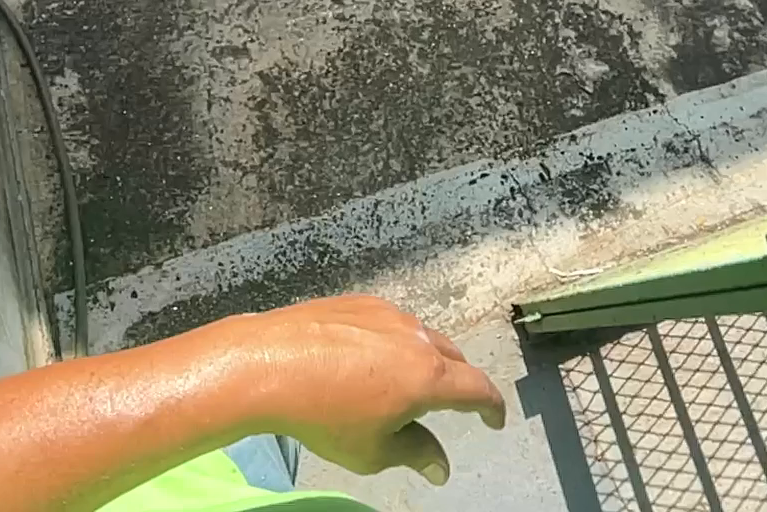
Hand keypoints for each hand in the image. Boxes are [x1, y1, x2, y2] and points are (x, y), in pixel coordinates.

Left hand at [203, 295, 507, 484]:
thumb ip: (416, 453)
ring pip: (420, 335)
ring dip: (425, 358)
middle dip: (458, 380)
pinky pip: (390, 321)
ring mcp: (386, 312)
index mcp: (427, 375)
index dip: (492, 406)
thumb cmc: (326, 416)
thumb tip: (441, 465)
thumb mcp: (374, 451)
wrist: (272, 361)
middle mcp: (415, 336)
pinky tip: (369, 358)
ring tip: (405, 381)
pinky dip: (395, 341)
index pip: (478, 387)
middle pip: (452, 356)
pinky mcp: (359, 300)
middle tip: (452, 403)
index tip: (494, 419)